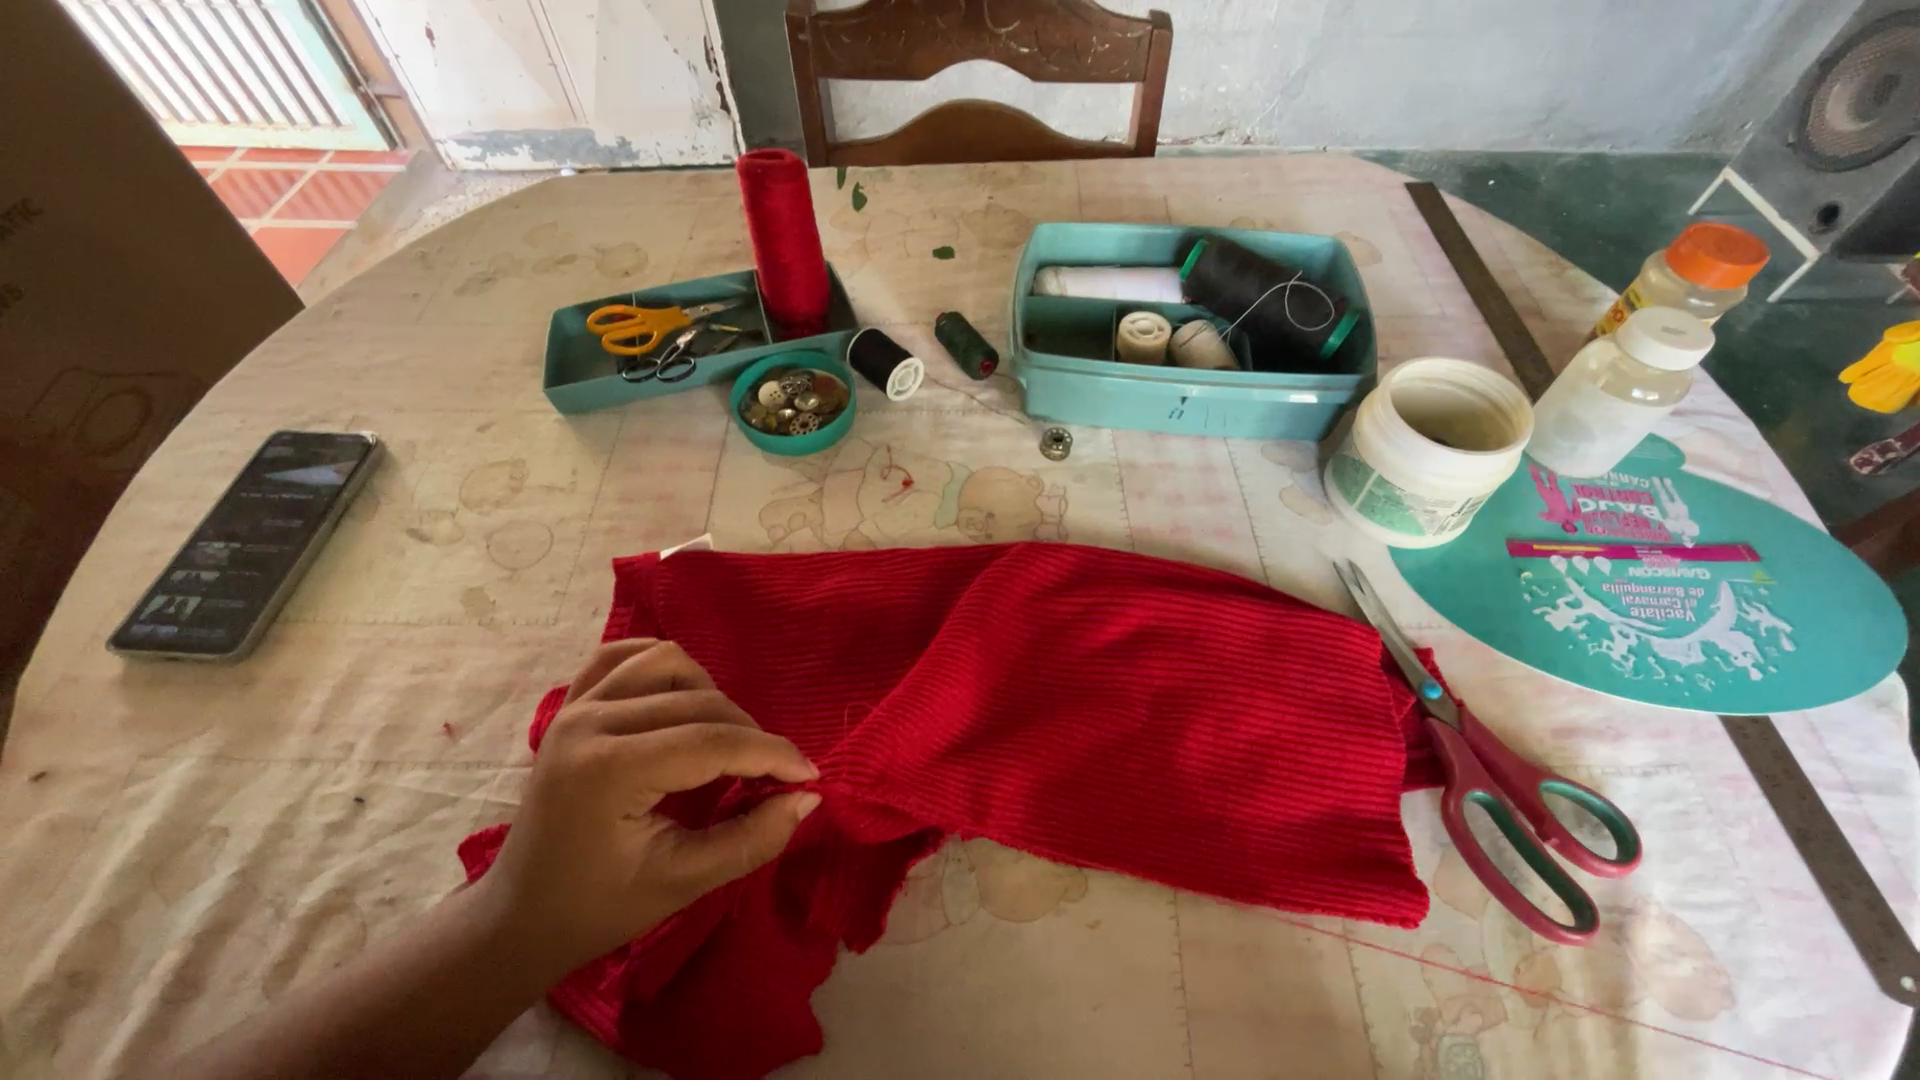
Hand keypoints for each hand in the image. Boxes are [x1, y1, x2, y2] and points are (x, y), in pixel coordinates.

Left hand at [472, 639, 820, 973]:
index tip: (810, 775)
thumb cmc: (597, 909)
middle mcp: (589, 722)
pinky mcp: (568, 706)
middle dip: (750, 735)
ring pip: (666, 662)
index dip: (772, 754)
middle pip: (698, 702)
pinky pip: (621, 656)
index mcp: (609, 769)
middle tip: (772, 776)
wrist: (519, 917)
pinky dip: (660, 666)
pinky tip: (679, 696)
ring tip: (724, 740)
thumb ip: (752, 839)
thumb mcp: (682, 884)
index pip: (712, 741)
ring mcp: (573, 707)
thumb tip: (807, 796)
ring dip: (709, 694)